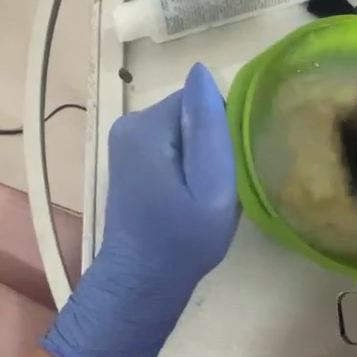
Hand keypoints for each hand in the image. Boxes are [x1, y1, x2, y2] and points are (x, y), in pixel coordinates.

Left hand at [43, 63, 238, 356]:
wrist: (141, 284)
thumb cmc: (182, 241)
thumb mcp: (212, 188)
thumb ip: (211, 130)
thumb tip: (203, 72)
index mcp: (146, 126)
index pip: (200, 100)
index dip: (224, 128)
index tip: (231, 164)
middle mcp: (129, 124)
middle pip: (189, 111)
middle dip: (210, 141)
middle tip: (220, 183)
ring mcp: (124, 141)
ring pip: (181, 128)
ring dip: (199, 153)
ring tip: (205, 191)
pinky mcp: (128, 157)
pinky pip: (169, 143)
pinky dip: (184, 162)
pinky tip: (189, 193)